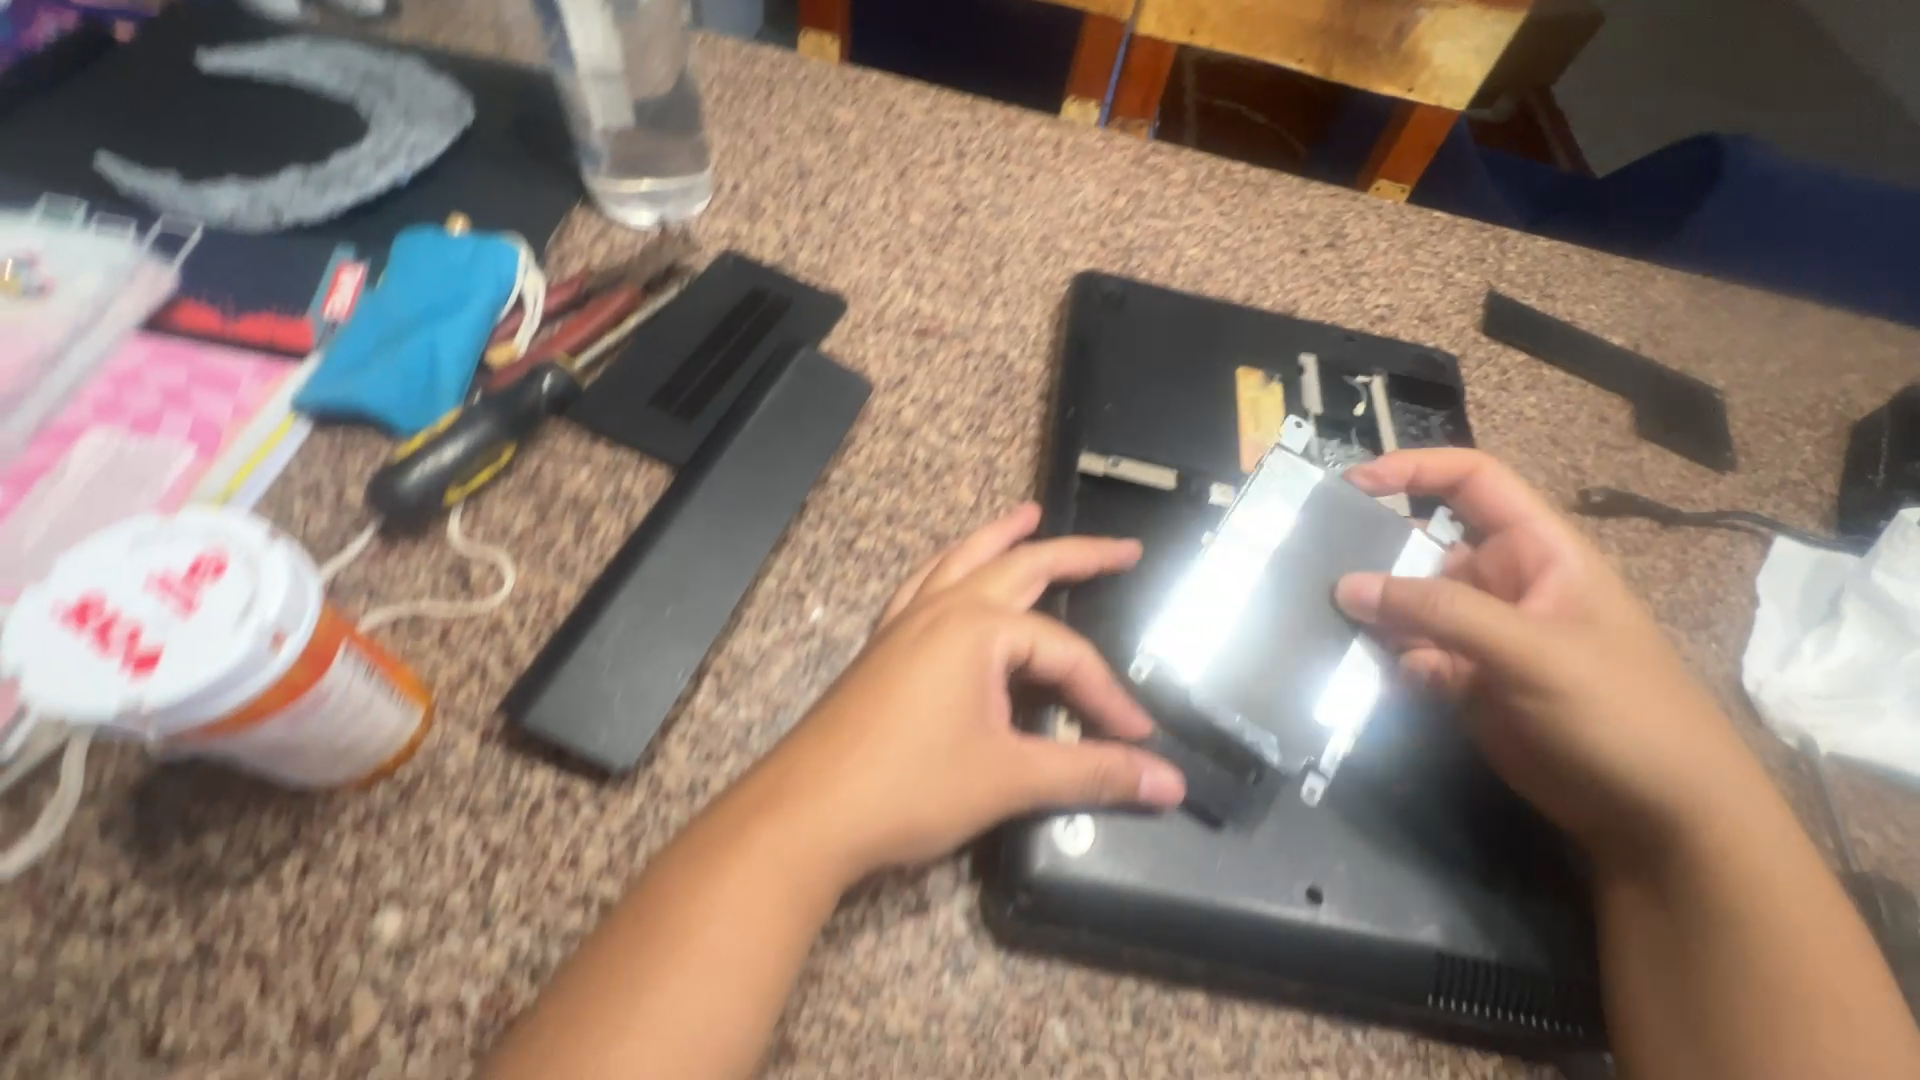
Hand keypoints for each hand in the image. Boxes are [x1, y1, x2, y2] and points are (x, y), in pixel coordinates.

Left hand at [751, 504, 1185, 883]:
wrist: (806, 813)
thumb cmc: (910, 787)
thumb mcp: (1011, 778)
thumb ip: (1092, 773)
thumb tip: (1170, 782)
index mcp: (978, 628)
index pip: (1067, 655)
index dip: (1108, 697)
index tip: (1139, 738)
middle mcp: (942, 609)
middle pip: (1021, 567)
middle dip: (1076, 555)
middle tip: (1121, 548)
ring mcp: (905, 623)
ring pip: (961, 562)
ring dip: (999, 538)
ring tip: (1027, 516)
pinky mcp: (883, 646)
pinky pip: (922, 586)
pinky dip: (948, 568)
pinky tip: (951, 574)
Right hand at [1334, 450, 1766, 869]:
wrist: (1655, 817)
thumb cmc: (1620, 713)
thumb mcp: (1534, 652)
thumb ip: (1439, 614)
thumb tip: (1346, 587)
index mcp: (1537, 551)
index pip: (1473, 482)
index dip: (1414, 469)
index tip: (1352, 483)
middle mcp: (1501, 583)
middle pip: (1422, 545)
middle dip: (1372, 553)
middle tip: (1311, 566)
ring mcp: (1477, 634)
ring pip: (1404, 605)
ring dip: (1370, 614)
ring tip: (1324, 623)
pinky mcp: (1460, 679)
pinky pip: (1403, 653)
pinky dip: (1380, 661)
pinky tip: (1363, 676)